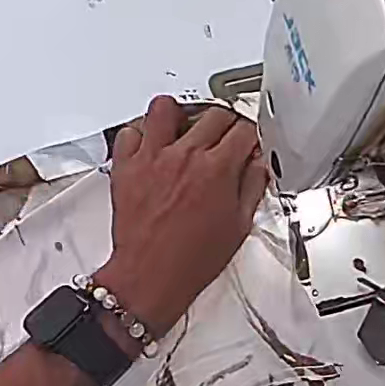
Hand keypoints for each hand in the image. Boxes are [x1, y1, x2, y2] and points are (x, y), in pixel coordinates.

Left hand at [98, 96, 266, 331]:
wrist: (150, 277)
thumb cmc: (190, 261)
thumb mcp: (238, 226)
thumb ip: (251, 187)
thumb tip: (258, 166)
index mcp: (217, 169)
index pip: (244, 130)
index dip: (251, 136)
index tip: (248, 144)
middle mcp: (184, 157)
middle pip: (213, 114)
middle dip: (226, 124)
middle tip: (224, 139)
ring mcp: (152, 159)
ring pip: (166, 108)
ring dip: (179, 116)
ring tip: (183, 130)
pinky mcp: (126, 167)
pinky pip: (129, 133)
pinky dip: (140, 135)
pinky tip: (150, 147)